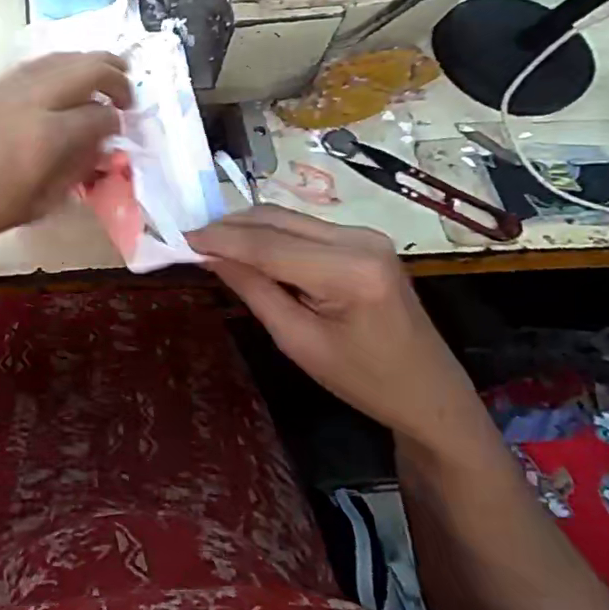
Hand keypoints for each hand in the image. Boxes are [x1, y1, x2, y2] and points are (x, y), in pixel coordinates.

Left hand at [0, 53, 131, 277]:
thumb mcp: (38, 202)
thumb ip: (74, 168)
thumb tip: (98, 145)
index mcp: (47, 136)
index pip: (99, 116)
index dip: (115, 123)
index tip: (118, 131)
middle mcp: (33, 100)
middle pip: (88, 68)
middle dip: (115, 76)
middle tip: (127, 93)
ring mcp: (11, 87)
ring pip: (62, 57)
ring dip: (90, 62)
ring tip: (107, 74)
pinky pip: (38, 63)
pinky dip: (62, 64)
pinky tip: (67, 78)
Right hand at [187, 205, 483, 449]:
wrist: (428, 391)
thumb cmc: (364, 380)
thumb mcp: (298, 342)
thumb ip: (253, 290)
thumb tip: (209, 256)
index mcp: (350, 270)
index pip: (268, 244)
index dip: (220, 238)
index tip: (181, 238)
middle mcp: (359, 239)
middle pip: (277, 220)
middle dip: (230, 227)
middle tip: (190, 240)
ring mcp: (364, 234)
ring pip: (287, 218)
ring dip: (247, 228)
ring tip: (211, 244)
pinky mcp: (362, 238)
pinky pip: (303, 228)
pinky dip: (270, 234)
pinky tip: (247, 248)